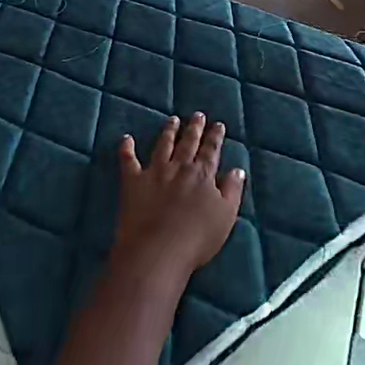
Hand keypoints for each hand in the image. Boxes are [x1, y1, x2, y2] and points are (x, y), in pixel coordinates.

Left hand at [111, 113, 244, 282]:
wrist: (158, 249)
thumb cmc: (197, 238)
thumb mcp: (225, 216)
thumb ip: (232, 191)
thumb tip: (238, 170)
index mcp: (202, 175)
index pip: (211, 150)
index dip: (215, 137)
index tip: (218, 124)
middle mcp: (179, 167)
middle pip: (188, 142)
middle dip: (194, 128)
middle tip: (198, 115)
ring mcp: (155, 171)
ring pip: (163, 145)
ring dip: (169, 131)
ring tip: (173, 119)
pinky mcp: (133, 181)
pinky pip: (128, 160)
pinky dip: (126, 148)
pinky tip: (126, 138)